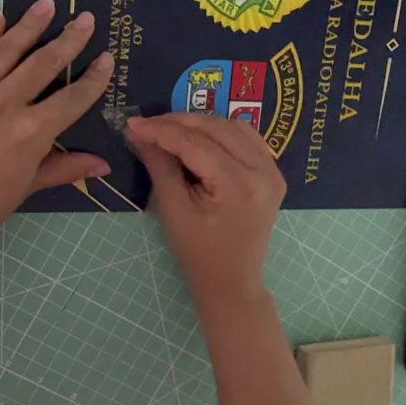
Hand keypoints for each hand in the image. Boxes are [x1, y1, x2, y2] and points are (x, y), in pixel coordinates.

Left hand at [0, 0, 112, 267]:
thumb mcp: (27, 188)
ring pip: (6, 50)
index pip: (72, 98)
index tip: (106, 57)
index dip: (92, 78)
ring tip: (45, 4)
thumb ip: (64, 168)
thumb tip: (103, 164)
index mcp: (32, 132)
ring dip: (28, 25)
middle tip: (83, 17)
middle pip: (43, 63)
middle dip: (67, 38)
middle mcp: (5, 105)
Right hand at [126, 113, 285, 308]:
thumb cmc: (198, 254)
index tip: (133, 124)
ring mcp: (273, 172)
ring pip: (235, 127)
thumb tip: (140, 133)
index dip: (162, 131)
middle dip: (179, 122)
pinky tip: (199, 137)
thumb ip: (160, 167)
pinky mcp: (272, 174)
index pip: (196, 144)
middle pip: (217, 128)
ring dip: (201, 123)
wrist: (232, 282)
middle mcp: (263, 172)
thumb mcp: (174, 211)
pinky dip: (220, 132)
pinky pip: (247, 139)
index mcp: (238, 186)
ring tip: (169, 129)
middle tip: (147, 124)